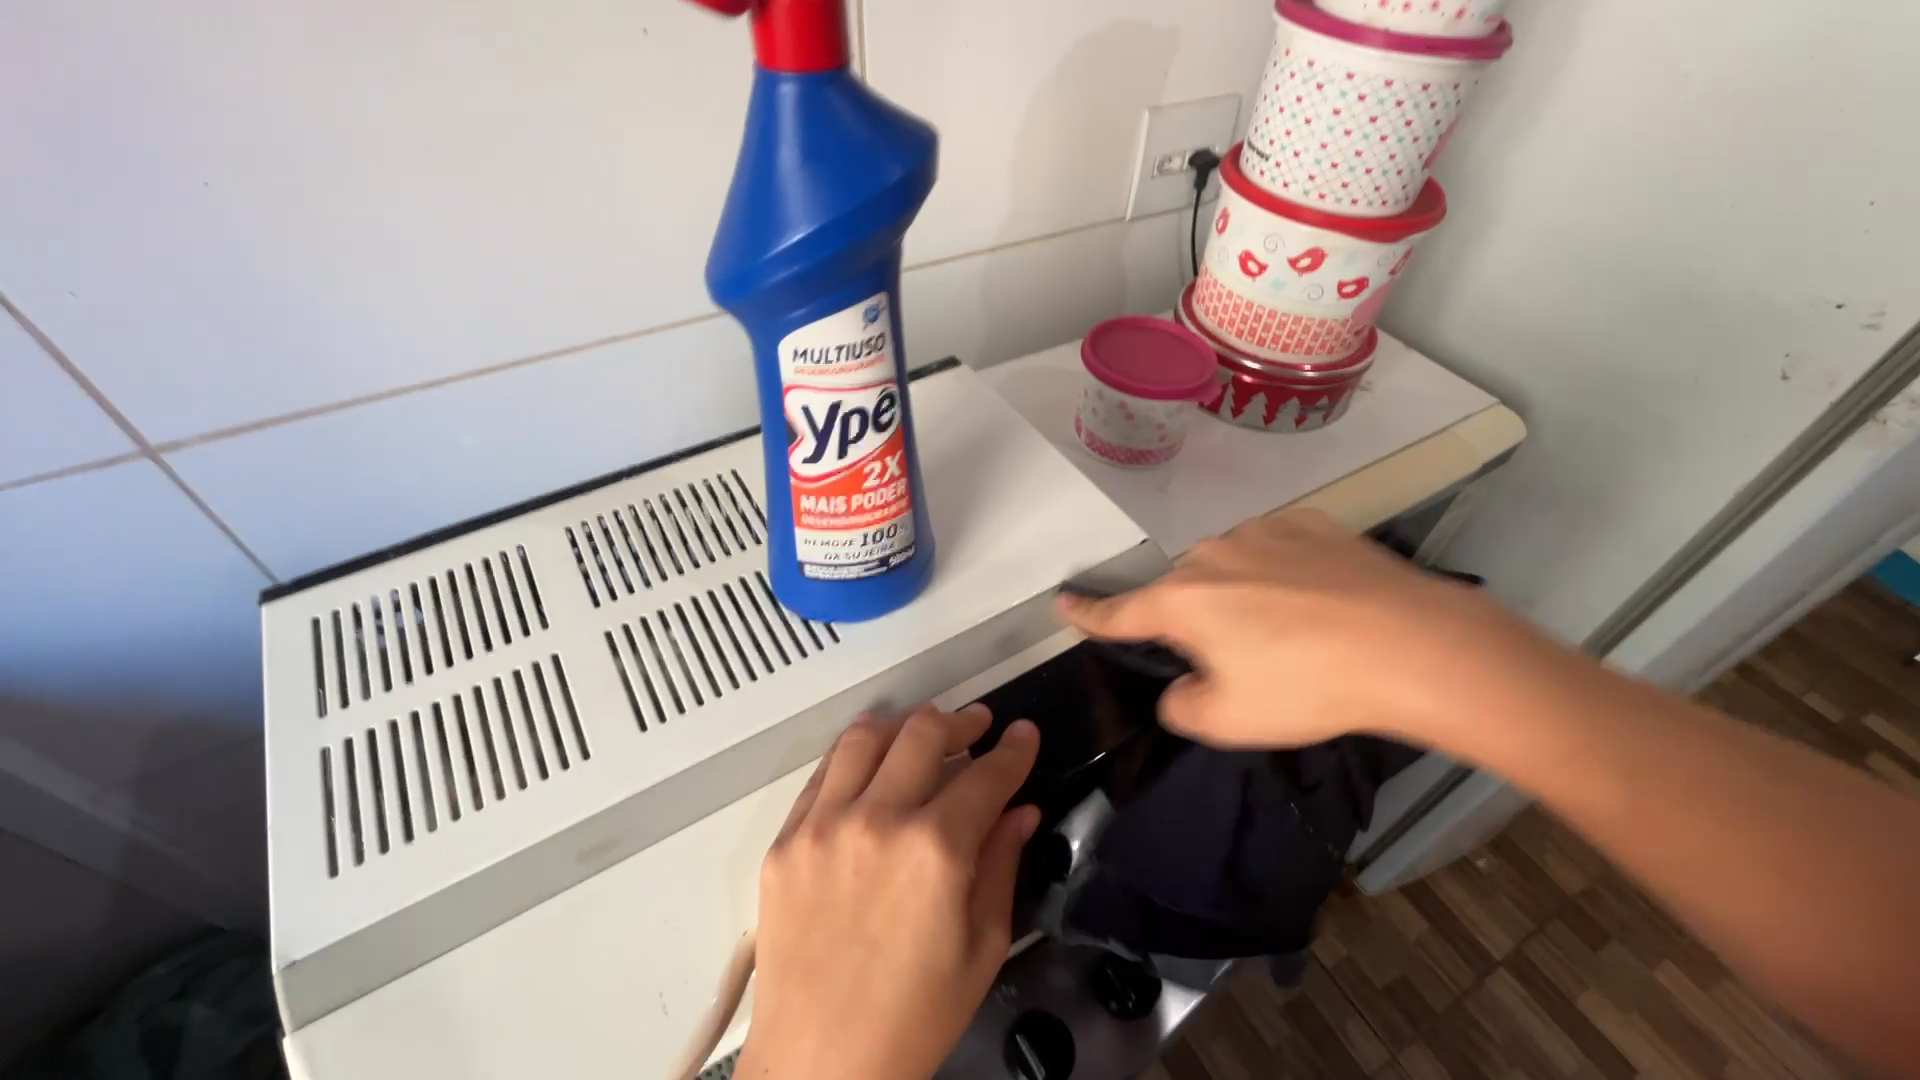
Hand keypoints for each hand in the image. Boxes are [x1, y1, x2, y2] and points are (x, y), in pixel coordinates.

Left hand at [737, 705, 1040, 1079]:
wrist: (821, 1062)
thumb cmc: (912, 1017)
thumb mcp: (981, 946)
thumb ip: (1001, 864)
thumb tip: (1019, 813)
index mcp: (935, 849)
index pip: (986, 775)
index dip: (1013, 750)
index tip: (1023, 736)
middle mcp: (876, 821)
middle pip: (923, 734)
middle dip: (960, 722)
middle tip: (976, 726)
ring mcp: (822, 826)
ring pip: (864, 738)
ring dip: (902, 726)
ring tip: (921, 733)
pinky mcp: (786, 842)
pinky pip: (820, 775)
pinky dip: (852, 758)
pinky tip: (869, 766)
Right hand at [1057, 509, 1549, 748]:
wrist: (1411, 645)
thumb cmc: (1306, 687)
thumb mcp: (1227, 720)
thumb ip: (1182, 705)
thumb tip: (1183, 685)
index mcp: (1182, 601)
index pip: (1119, 612)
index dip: (1088, 613)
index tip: (1063, 601)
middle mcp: (1210, 555)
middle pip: (1185, 592)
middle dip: (1197, 621)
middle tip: (1242, 660)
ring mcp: (1262, 531)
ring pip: (1231, 567)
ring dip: (1242, 595)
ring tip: (1294, 632)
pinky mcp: (1310, 522)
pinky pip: (1276, 549)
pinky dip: (1283, 573)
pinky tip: (1320, 601)